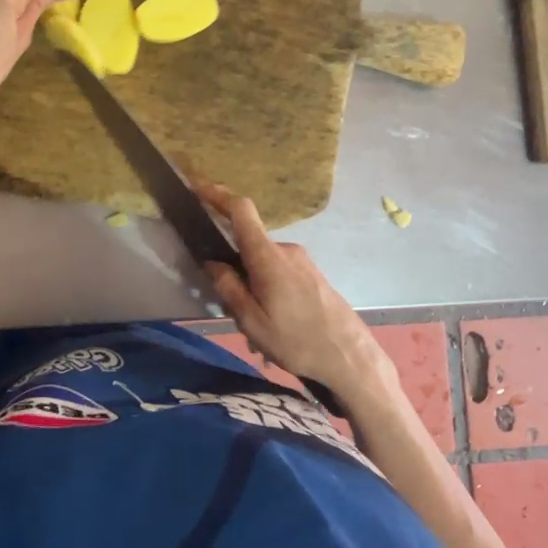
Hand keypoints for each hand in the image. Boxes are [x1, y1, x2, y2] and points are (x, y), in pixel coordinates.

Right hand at [198, 183, 391, 391]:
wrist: (352, 360)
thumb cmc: (298, 341)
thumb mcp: (252, 321)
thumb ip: (228, 288)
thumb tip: (212, 262)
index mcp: (268, 257)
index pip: (241, 211)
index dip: (217, 195)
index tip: (196, 187)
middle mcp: (286, 251)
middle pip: (248, 246)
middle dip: (234, 273)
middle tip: (233, 313)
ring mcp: (302, 262)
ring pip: (263, 267)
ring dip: (253, 291)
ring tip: (258, 332)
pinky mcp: (312, 276)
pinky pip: (279, 276)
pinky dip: (268, 296)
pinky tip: (276, 329)